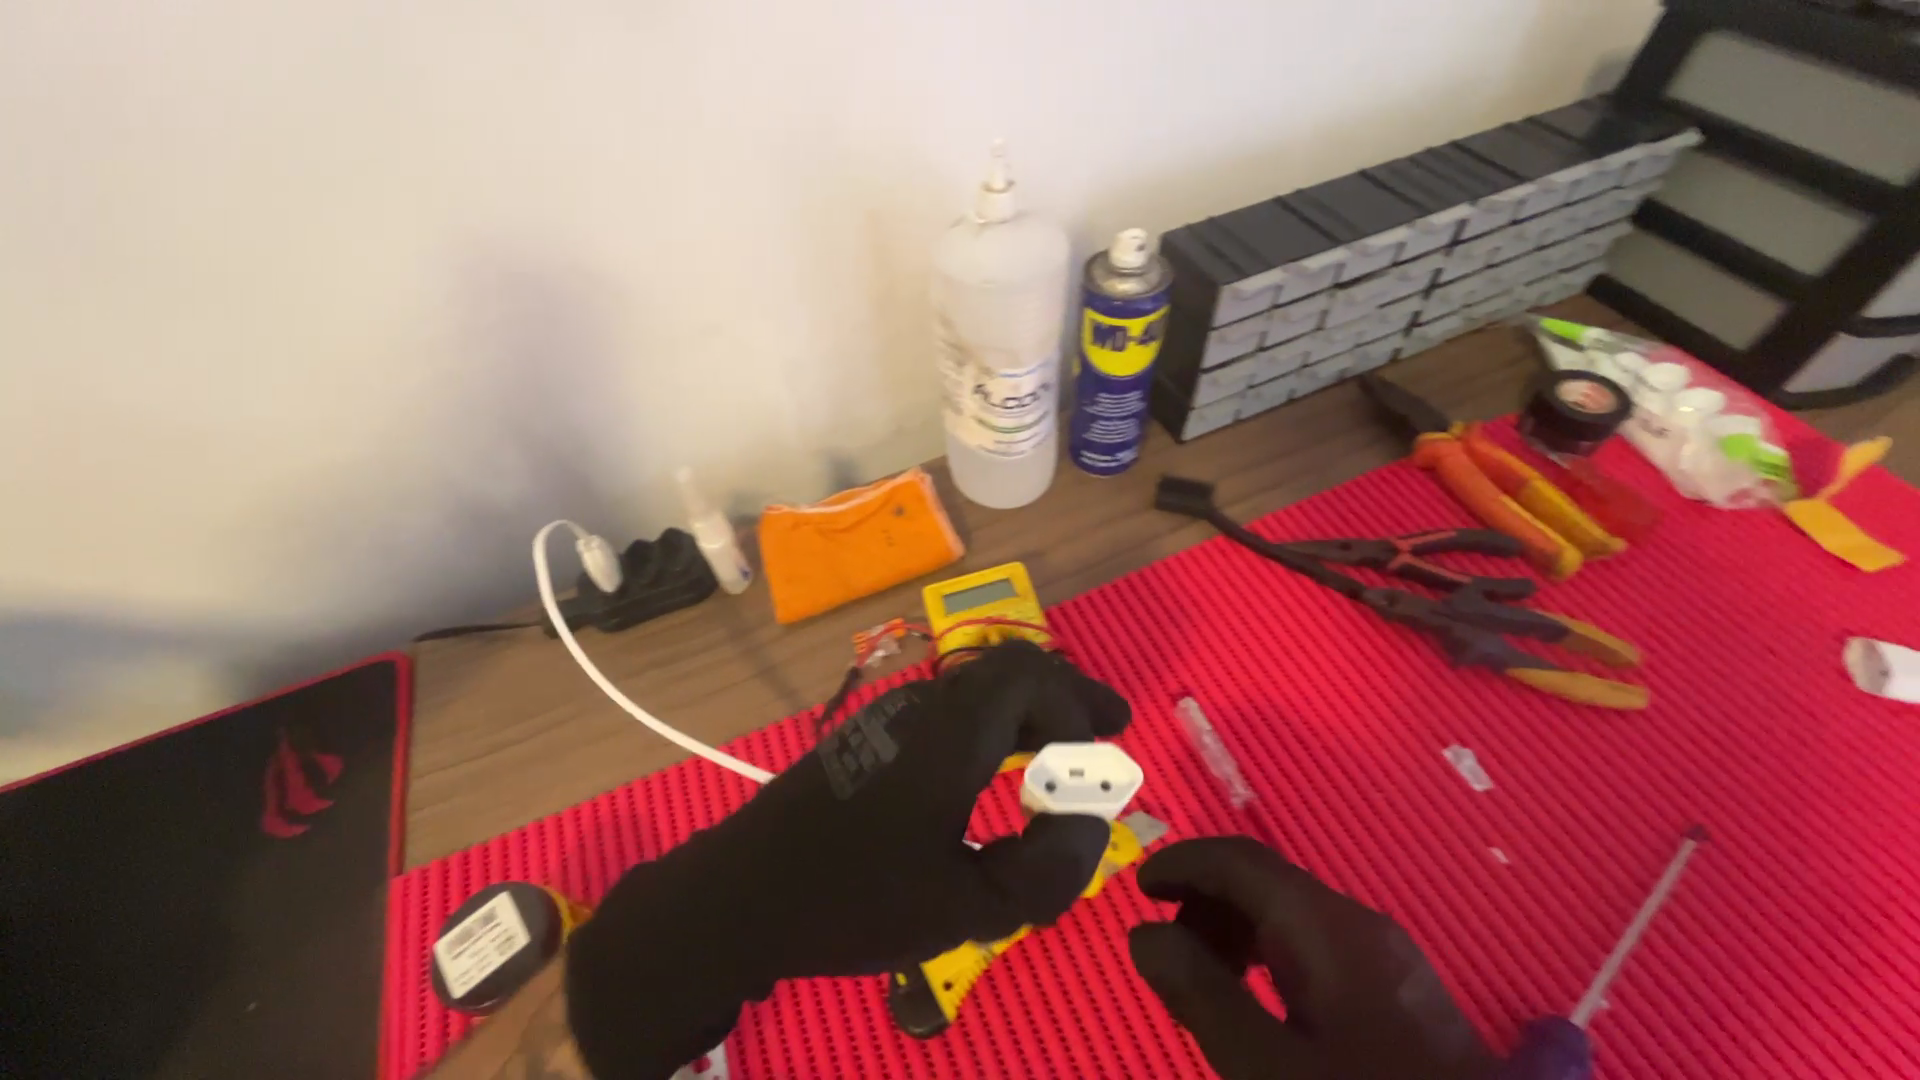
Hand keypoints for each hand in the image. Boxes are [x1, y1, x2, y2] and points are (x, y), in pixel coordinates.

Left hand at [566, 641, 1131, 1079]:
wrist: (740, 893)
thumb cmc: (855, 898)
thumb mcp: (965, 905)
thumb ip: (1044, 870)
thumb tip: (1088, 825)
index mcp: (950, 731)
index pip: (1029, 676)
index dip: (1078, 698)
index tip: (1110, 736)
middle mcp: (922, 708)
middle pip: (1006, 675)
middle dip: (1062, 701)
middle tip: (1103, 735)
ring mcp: (890, 718)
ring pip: (975, 692)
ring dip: (1026, 715)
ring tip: (1060, 753)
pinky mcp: (869, 740)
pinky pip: (948, 713)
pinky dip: (991, 729)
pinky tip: (996, 771)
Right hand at [1129, 837, 1494, 1079]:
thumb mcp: (1268, 1069)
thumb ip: (1201, 995)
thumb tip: (1145, 934)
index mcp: (1326, 926)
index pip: (1239, 860)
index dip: (1182, 864)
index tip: (1139, 892)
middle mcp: (1357, 924)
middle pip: (1263, 883)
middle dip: (1204, 904)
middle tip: (1167, 958)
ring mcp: (1386, 958)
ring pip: (1290, 916)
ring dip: (1235, 934)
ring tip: (1206, 991)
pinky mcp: (1400, 994)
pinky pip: (1316, 949)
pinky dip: (1269, 959)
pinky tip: (1262, 1010)